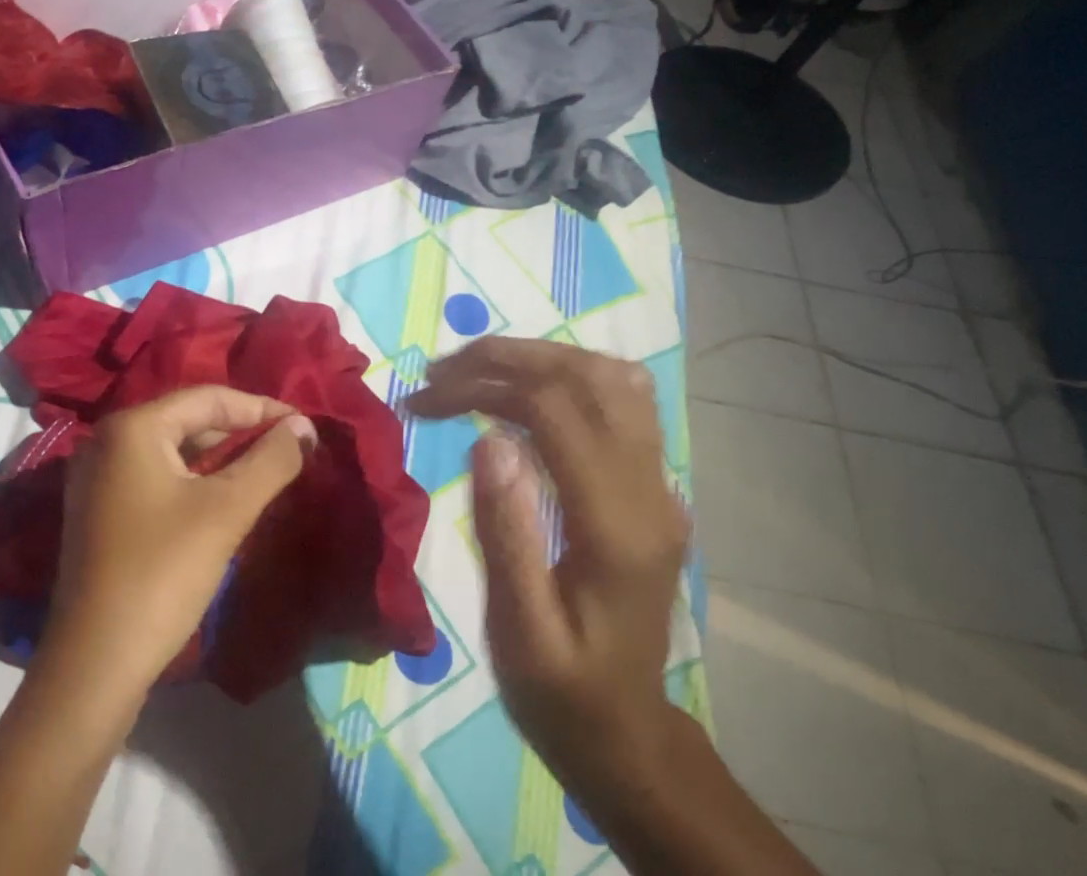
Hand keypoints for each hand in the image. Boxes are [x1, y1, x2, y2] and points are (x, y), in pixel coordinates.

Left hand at [43, 386, 317, 691]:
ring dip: (221, 460)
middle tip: (292, 451)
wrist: (97, 658)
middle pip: (187, 421)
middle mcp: (105, 442)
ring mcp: (96, 480)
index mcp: (130, 427)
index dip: (262, 408)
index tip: (307, 428)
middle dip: (242, 433)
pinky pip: (156, 480)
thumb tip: (303, 426)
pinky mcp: (99, 513)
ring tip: (269, 474)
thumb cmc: (163, 573)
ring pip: (172, 453)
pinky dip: (194, 483)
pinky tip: (225, 502)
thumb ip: (271, 461)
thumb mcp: (226, 511)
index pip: (208, 398)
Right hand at [406, 338, 687, 784]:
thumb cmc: (560, 688)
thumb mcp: (521, 627)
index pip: (558, 412)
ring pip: (616, 382)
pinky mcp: (654, 492)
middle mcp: (652, 494)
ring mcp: (662, 489)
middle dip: (510, 357)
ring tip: (475, 372)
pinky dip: (568, 382)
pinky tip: (522, 396)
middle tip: (439, 371)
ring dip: (542, 361)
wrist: (625, 729)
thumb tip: (488, 439)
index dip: (485, 386)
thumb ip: (508, 534)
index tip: (423, 397)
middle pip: (592, 379)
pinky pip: (622, 407)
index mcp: (616, 528)